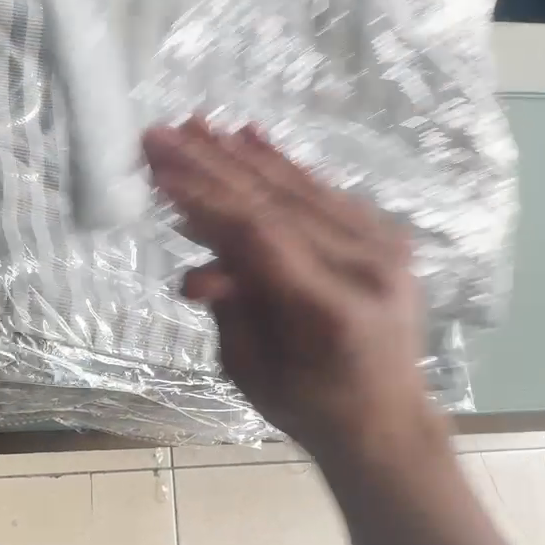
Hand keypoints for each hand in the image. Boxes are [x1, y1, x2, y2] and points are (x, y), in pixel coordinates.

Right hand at [143, 117, 443, 465]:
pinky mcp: (382, 236)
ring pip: (297, 188)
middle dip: (209, 164)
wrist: (386, 418)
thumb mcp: (251, 371)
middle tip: (161, 134)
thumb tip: (197, 273)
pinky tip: (249, 138)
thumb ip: (231, 311)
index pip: (255, 234)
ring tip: (194, 126)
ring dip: (239, 155)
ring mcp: (381, 245)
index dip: (202, 198)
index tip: (157, 168)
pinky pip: (323, 194)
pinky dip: (281, 165)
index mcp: (328, 306)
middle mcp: (364, 264)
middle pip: (273, 200)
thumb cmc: (307, 408)